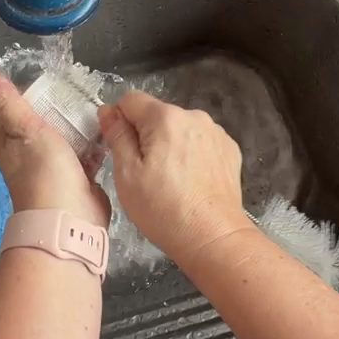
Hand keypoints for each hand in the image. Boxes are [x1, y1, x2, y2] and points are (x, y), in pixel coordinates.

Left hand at [0, 72, 109, 226]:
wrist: (70, 219)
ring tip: (96, 106)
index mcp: (10, 142)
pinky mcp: (76, 177)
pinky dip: (94, 143)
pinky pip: (85, 152)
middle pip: (44, 121)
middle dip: (61, 108)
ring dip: (79, 124)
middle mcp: (28, 154)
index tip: (53, 81)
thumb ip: (8, 103)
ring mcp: (53, 167)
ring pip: (66, 136)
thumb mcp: (25, 129)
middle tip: (82, 91)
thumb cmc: (44, 172)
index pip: (16, 109)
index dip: (32, 94)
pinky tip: (107, 129)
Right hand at [98, 90, 254, 262]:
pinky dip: (192, 154)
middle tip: (145, 172)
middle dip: (146, 135)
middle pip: (157, 114)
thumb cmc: (163, 209)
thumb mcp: (127, 174)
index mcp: (165, 117)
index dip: (120, 120)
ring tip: (171, 180)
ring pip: (179, 128)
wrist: (214, 238)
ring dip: (170, 143)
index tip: (120, 148)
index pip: (130, 100)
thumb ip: (117, 135)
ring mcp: (215, 132)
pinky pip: (200, 142)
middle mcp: (193, 115)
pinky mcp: (230, 149)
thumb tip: (108, 111)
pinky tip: (192, 181)